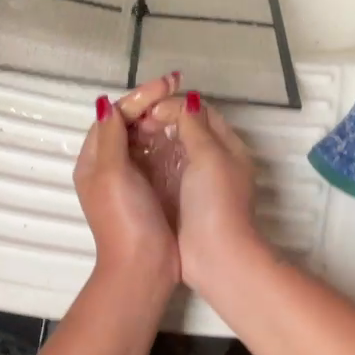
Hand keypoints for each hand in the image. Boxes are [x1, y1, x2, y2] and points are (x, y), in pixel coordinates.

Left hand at [74, 74, 181, 286]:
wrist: (143, 267)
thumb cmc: (125, 218)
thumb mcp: (111, 172)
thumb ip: (110, 136)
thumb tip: (107, 104)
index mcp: (93, 160)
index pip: (113, 116)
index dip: (139, 97)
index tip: (168, 84)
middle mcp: (108, 166)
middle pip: (127, 124)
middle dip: (151, 103)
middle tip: (180, 87)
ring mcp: (129, 178)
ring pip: (143, 138)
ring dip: (161, 119)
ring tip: (184, 106)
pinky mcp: (149, 190)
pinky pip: (157, 155)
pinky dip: (169, 140)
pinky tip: (186, 133)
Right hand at [140, 92, 261, 290]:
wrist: (215, 256)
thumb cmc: (215, 202)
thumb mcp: (209, 155)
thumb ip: (194, 124)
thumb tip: (183, 98)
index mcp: (226, 146)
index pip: (199, 112)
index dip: (174, 105)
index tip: (149, 110)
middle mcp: (212, 160)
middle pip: (184, 129)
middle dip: (159, 121)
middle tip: (134, 125)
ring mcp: (195, 181)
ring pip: (170, 149)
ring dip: (151, 140)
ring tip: (128, 139)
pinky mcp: (179, 198)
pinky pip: (162, 171)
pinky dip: (147, 162)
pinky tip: (129, 161)